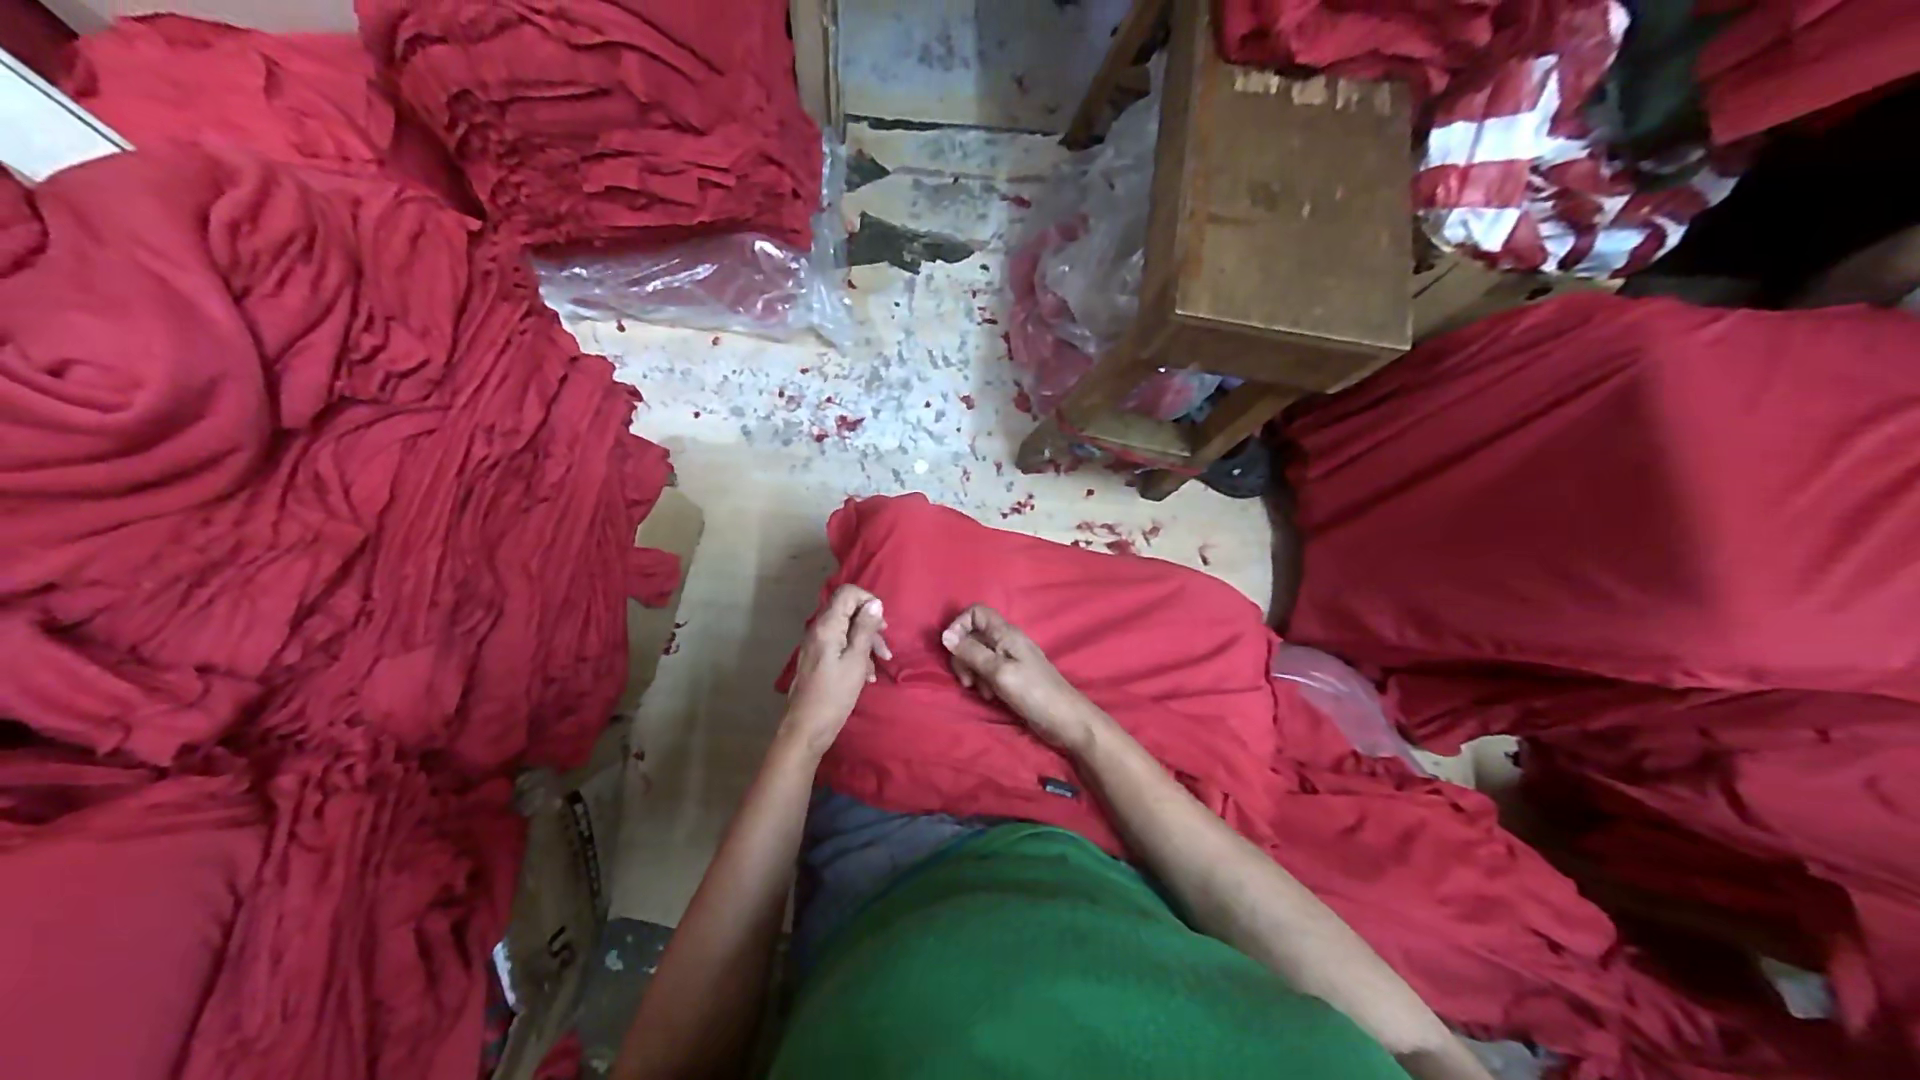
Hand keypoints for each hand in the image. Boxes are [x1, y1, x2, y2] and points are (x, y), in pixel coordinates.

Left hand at [784, 585, 891, 756]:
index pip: (847, 593)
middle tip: (885, 643)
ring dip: (867, 641)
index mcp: (827, 626)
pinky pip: (841, 645)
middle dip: (870, 623)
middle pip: (848, 610)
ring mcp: (817, 644)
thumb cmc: (835, 694)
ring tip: (883, 661)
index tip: (881, 622)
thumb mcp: (857, 660)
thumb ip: (865, 629)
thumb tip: (875, 603)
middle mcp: (818, 629)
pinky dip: (857, 654)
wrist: (807, 727)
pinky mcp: (818, 658)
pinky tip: (868, 675)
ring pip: (847, 629)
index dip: (867, 600)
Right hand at [941, 605, 1103, 754]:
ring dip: (972, 671)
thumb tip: (945, 635)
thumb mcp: (999, 672)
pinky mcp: (1011, 675)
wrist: (1064, 719)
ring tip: (982, 691)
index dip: (959, 625)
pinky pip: (987, 670)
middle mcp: (1006, 641)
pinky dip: (983, 681)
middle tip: (968, 680)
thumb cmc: (1034, 693)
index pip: (975, 612)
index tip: (952, 649)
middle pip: (972, 635)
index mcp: (1005, 633)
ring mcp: (1009, 658)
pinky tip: (990, 695)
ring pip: (977, 655)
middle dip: (963, 656)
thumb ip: (972, 652)